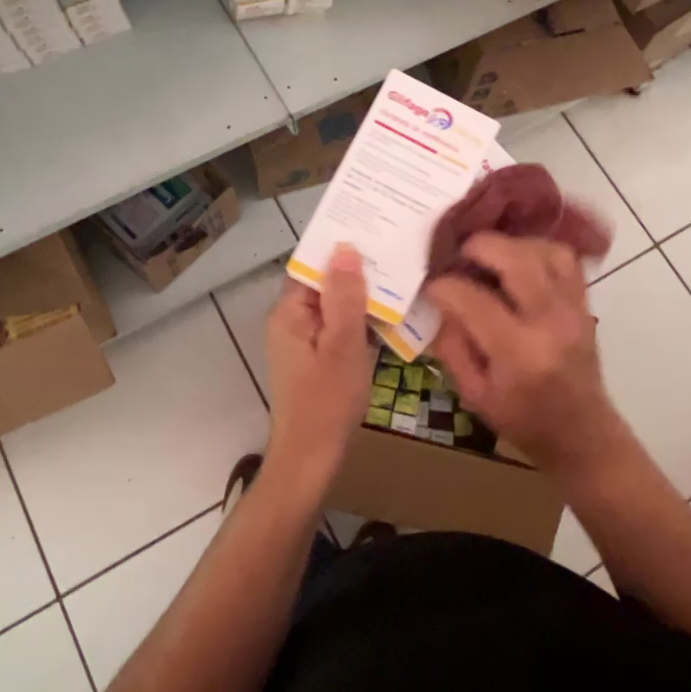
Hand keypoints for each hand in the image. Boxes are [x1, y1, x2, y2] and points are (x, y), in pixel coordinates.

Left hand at [263, 246, 373, 484]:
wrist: (311, 459)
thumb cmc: (327, 401)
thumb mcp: (343, 344)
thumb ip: (345, 295)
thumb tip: (344, 247)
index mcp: (289, 313)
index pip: (312, 265)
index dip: (339, 248)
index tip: (373, 231)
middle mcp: (291, 322)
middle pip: (324, 284)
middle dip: (357, 270)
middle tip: (396, 253)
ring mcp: (303, 342)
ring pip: (334, 307)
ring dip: (362, 297)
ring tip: (400, 279)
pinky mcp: (316, 360)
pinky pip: (338, 328)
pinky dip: (360, 321)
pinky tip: (389, 318)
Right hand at [426, 234, 623, 474]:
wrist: (582, 434)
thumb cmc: (523, 420)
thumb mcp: (474, 395)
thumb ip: (452, 347)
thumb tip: (440, 304)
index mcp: (518, 354)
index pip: (474, 300)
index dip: (445, 286)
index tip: (431, 286)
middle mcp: (550, 324)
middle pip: (517, 260)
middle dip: (480, 247)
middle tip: (460, 254)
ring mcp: (574, 309)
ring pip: (546, 251)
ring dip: (513, 245)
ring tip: (490, 256)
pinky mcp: (586, 304)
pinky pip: (567, 259)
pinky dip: (540, 251)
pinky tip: (519, 261)